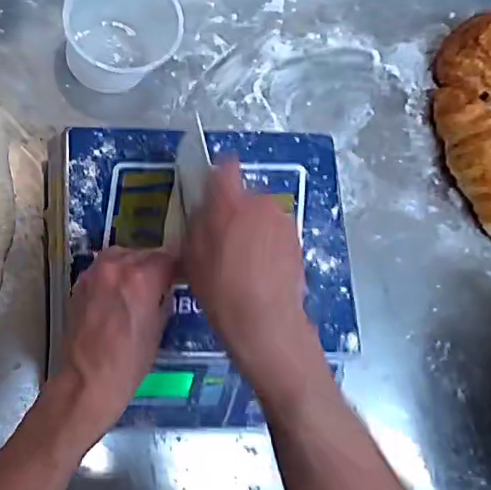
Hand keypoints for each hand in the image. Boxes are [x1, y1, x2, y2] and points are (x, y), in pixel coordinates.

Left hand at [41, 246, 176, 450]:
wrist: (88, 378)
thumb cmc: (130, 361)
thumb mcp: (159, 327)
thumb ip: (164, 297)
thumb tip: (166, 285)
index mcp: (141, 278)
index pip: (168, 258)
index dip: (176, 268)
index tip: (180, 277)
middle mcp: (116, 266)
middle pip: (144, 253)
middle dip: (154, 266)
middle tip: (161, 284)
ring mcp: (94, 272)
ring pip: (122, 255)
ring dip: (132, 266)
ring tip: (138, 287)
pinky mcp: (80, 282)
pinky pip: (103, 268)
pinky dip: (114, 274)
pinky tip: (118, 293)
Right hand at [181, 157, 324, 386]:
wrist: (265, 321)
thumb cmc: (220, 289)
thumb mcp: (192, 256)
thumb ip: (197, 223)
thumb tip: (204, 210)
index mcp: (230, 200)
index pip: (224, 168)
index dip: (216, 179)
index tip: (209, 196)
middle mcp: (261, 202)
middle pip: (245, 194)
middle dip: (234, 209)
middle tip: (221, 237)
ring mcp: (283, 221)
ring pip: (262, 214)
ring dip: (253, 227)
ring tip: (242, 259)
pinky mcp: (298, 241)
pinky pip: (276, 233)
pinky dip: (268, 244)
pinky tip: (259, 270)